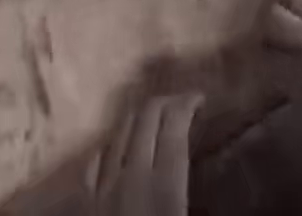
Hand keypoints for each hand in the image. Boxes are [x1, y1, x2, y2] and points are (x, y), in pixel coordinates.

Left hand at [87, 93, 201, 215]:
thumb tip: (216, 165)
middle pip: (147, 116)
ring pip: (120, 129)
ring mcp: (104, 185)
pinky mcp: (84, 201)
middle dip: (166, 101)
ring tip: (152, 119)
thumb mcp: (185, 215)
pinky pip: (94, 161)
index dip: (188, 102)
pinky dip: (109, 146)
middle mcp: (133, 174)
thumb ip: (196, 186)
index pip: (174, 122)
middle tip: (181, 104)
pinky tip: (115, 146)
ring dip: (138, 117)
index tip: (201, 98)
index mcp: (165, 182)